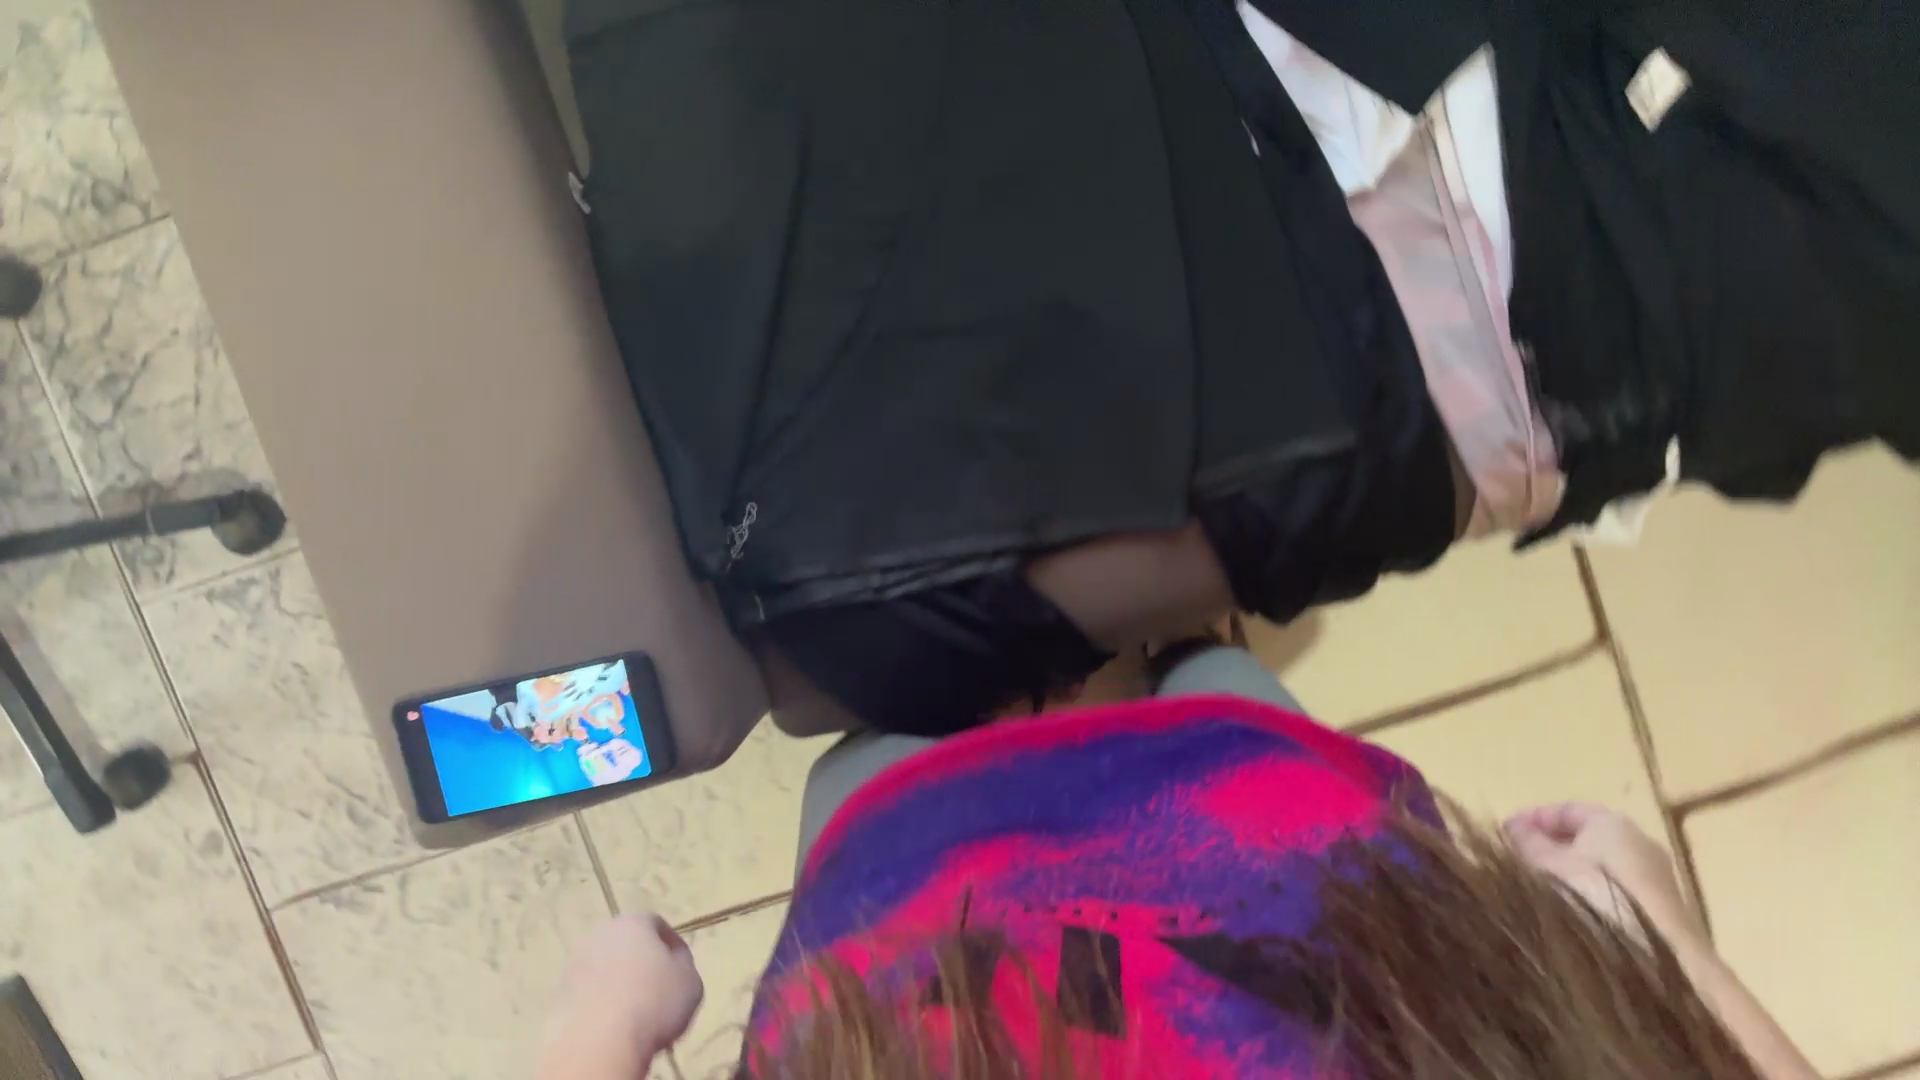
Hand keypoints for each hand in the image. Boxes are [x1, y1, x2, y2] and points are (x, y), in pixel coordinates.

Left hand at [538, 913, 702, 1079]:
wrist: (597, 1046)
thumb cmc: (653, 1003)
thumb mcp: (690, 981)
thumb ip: (683, 964)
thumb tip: (672, 964)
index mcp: (634, 922)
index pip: (658, 925)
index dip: (673, 947)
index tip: (682, 970)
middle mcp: (600, 935)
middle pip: (627, 945)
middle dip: (642, 964)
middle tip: (658, 990)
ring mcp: (574, 967)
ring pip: (605, 970)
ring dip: (619, 985)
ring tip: (635, 1014)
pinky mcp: (557, 999)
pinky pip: (588, 997)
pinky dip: (600, 1007)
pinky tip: (612, 1028)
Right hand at [1504, 802, 1703, 946]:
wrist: (1654, 955)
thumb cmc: (1591, 893)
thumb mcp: (1544, 861)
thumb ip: (1526, 841)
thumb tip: (1514, 829)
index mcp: (1613, 823)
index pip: (1567, 809)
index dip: (1533, 817)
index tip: (1505, 831)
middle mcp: (1640, 842)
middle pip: (1587, 836)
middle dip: (1551, 843)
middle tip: (1519, 855)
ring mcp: (1655, 878)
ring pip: (1602, 863)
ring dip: (1569, 868)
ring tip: (1538, 883)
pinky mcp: (1662, 909)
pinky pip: (1615, 887)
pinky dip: (1590, 889)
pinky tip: (1569, 905)